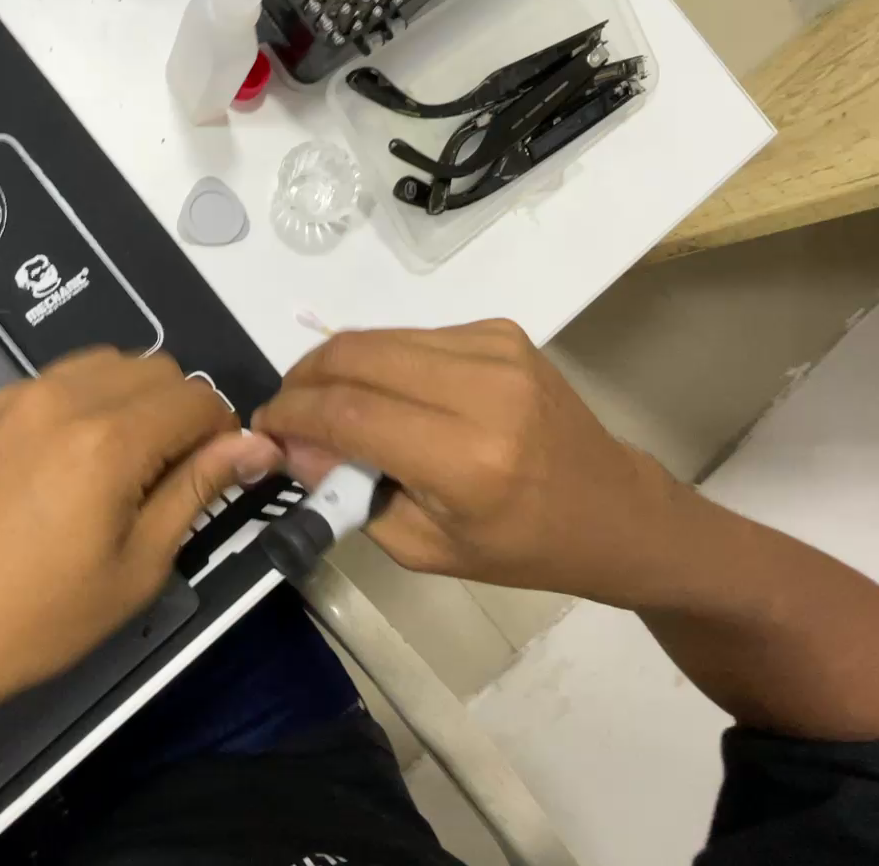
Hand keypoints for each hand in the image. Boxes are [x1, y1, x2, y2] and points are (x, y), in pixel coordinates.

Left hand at [0, 348, 278, 726]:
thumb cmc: (38, 618)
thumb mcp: (138, 566)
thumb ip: (197, 490)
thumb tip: (254, 446)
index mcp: (107, 440)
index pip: (196, 398)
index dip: (222, 429)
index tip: (215, 467)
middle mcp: (60, 398)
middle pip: (153, 367)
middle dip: (178, 408)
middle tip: (166, 470)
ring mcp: (11, 397)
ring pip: (101, 363)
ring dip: (129, 398)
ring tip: (113, 462)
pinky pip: (48, 382)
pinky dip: (75, 405)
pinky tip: (54, 464)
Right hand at [254, 320, 693, 606]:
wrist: (613, 509)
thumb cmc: (519, 547)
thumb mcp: (421, 546)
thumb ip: (347, 493)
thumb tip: (293, 442)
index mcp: (468, 458)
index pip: (349, 413)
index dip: (293, 414)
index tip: (265, 426)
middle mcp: (483, 388)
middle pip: (354, 356)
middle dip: (302, 378)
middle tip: (285, 410)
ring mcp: (495, 348)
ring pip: (375, 337)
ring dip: (333, 366)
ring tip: (320, 402)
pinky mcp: (499, 330)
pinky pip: (407, 336)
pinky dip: (374, 361)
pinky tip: (376, 393)